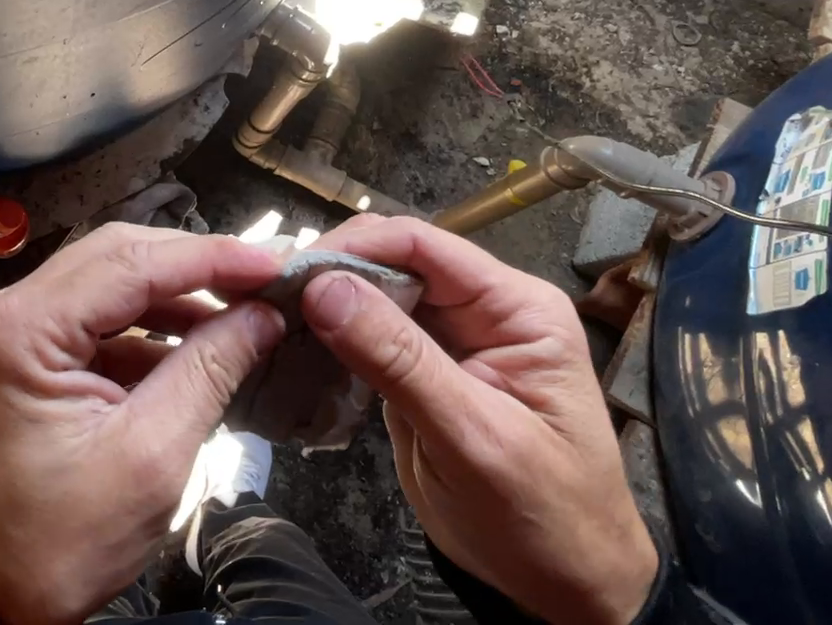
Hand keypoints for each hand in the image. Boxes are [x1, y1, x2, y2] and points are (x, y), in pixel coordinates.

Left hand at [0, 224, 286, 623]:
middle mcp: (17, 309)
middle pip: (119, 257)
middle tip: (265, 280)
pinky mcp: (42, 349)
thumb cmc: (65, 537)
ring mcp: (26, 326)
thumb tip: (262, 314)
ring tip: (246, 310)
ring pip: (116, 279)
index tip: (274, 262)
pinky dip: (158, 323)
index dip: (209, 257)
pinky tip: (205, 339)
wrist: (5, 588)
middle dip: (196, 266)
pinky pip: (108, 315)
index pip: (130, 263)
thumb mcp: (152, 455)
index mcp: (27, 327)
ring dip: (181, 293)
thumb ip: (208, 370)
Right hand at [302, 216, 656, 624]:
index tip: (289, 273)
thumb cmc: (541, 518)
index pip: (420, 243)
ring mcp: (445, 333)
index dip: (351, 247)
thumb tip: (322, 287)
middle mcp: (479, 305)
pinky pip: (362, 327)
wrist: (563, 587)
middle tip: (269, 296)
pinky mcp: (416, 362)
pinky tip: (291, 340)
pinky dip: (325, 331)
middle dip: (328, 270)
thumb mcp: (472, 439)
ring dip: (320, 299)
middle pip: (388, 256)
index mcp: (514, 307)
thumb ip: (399, 360)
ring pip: (368, 288)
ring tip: (269, 314)